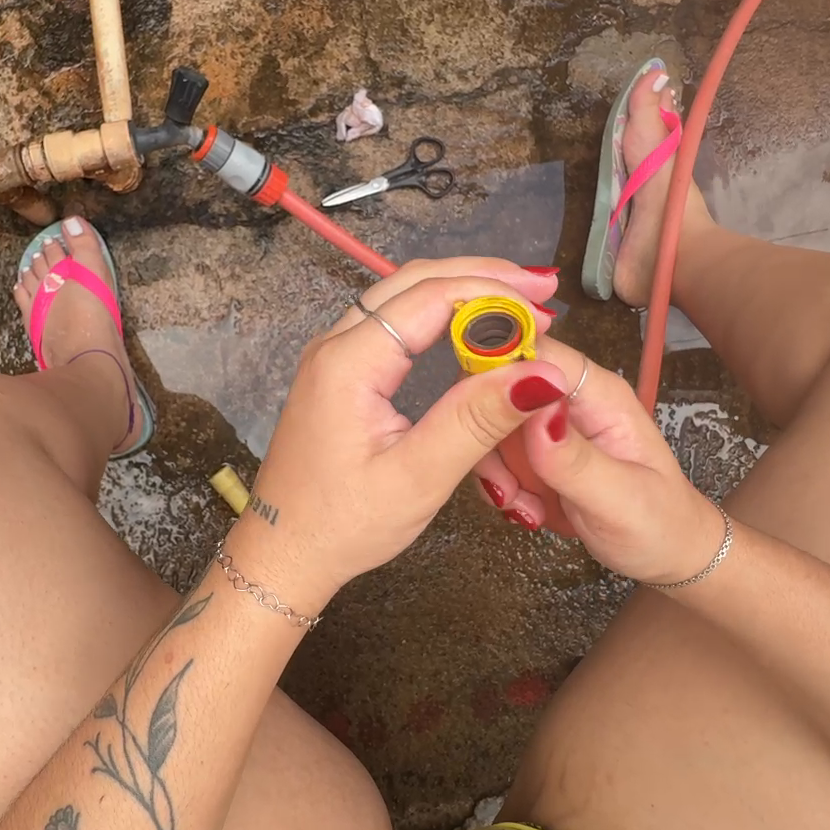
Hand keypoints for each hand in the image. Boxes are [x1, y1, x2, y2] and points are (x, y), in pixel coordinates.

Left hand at [231, 258, 569, 607]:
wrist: (284, 552)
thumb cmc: (343, 525)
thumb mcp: (417, 478)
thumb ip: (475, 421)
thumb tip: (540, 374)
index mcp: (348, 363)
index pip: (429, 297)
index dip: (492, 293)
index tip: (545, 308)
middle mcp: (334, 345)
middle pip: (412, 281)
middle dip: (480, 277)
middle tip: (540, 288)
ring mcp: (332, 356)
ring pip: (400, 297)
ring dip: (459, 291)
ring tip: (517, 301)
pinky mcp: (338, 372)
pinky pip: (391, 323)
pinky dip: (437, 314)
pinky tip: (470, 327)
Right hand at [474, 337, 727, 583]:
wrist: (665, 555)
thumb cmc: (658, 524)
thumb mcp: (620, 499)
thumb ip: (573, 457)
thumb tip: (529, 404)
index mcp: (597, 394)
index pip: (536, 353)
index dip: (495, 369)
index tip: (473, 416)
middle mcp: (567, 400)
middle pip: (499, 385)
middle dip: (486, 433)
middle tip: (504, 486)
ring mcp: (546, 426)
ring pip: (489, 422)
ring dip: (490, 466)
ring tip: (518, 505)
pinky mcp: (532, 452)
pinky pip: (493, 452)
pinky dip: (496, 482)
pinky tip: (523, 509)